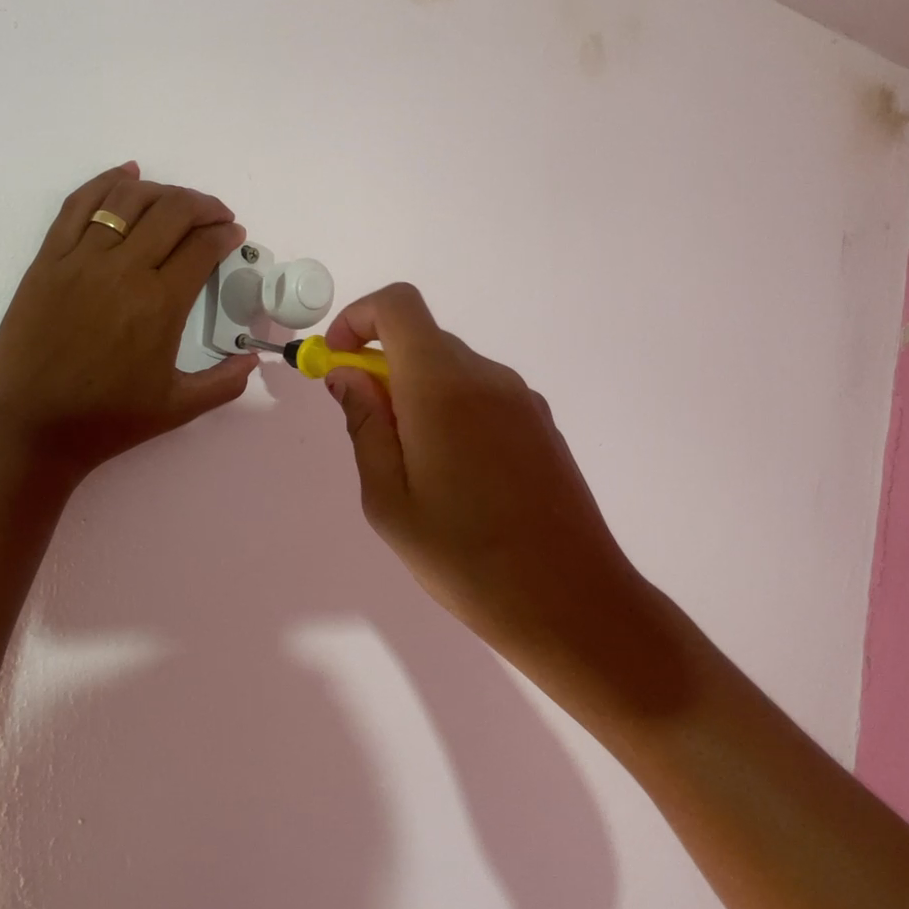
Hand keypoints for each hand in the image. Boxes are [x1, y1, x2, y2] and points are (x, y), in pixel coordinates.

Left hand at [0, 163, 258, 481]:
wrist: (35, 428)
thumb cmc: (109, 421)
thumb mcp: (178, 408)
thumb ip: (223, 383)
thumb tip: (253, 359)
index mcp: (160, 305)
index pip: (202, 247)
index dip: (224, 234)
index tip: (233, 234)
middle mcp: (123, 271)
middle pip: (171, 213)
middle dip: (203, 206)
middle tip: (215, 215)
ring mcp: (80, 260)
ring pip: (127, 200)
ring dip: (161, 191)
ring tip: (176, 201)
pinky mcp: (48, 261)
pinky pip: (79, 206)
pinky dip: (105, 182)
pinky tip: (126, 173)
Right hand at [322, 284, 685, 718]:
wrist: (570, 602)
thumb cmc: (463, 558)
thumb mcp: (388, 501)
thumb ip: (364, 426)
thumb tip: (347, 376)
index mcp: (443, 387)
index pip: (399, 306)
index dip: (358, 319)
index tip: (338, 363)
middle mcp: (488, 378)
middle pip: (424, 341)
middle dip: (383, 371)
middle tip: (369, 437)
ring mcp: (523, 402)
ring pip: (453, 373)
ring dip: (417, 398)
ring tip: (415, 476)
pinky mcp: (542, 428)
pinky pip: (483, 399)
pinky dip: (451, 415)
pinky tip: (456, 484)